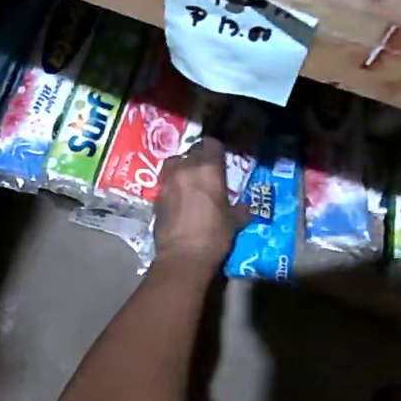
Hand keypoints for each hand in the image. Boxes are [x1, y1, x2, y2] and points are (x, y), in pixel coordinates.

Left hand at [153, 139, 246, 270]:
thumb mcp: (234, 221)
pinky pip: (165, 184)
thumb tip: (245, 207)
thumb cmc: (213, 236)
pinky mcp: (155, 199)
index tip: (220, 160)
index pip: (210, 143)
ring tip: (191, 183)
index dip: (215, 150)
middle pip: (190, 152)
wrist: (182, 257)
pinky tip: (180, 201)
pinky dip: (172, 187)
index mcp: (207, 169)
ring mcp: (166, 184)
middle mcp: (184, 170)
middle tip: (206, 173)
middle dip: (198, 159)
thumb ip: (239, 208)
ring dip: (181, 169)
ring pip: (173, 165)